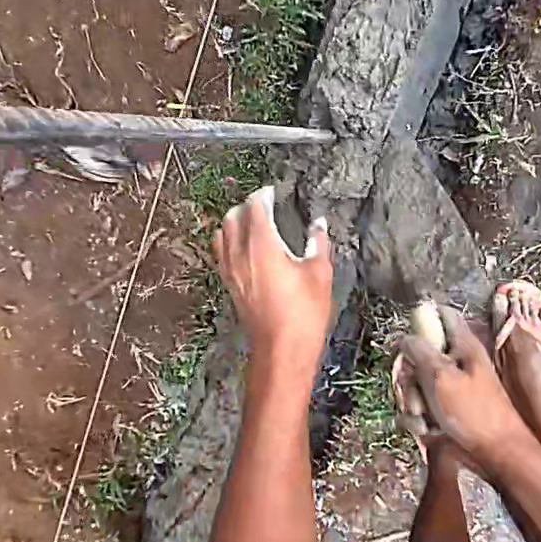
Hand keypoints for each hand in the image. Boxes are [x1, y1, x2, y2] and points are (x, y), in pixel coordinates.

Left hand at [214, 185, 333, 371]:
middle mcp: (240, 254)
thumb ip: (318, 242)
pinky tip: (246, 249)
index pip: (256, 207)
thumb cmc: (304, 313)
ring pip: (222, 233)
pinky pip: (221, 253)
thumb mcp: (319, 273)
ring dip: (235, 223)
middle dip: (248, 206)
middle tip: (266, 205)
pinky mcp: (229, 285)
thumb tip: (319, 224)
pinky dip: (229, 242)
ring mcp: (230, 270)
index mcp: (262, 245)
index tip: (275, 192)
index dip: (264, 194)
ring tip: (254, 223)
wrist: (281, 349)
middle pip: (233, 216)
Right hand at [396, 306, 535, 465]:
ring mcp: (451, 388)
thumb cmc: (474, 413)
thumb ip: (420, 351)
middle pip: (419, 354)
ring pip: (415, 383)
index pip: (442, 315)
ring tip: (422, 417)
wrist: (497, 455)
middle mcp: (456, 363)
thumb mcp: (442, 377)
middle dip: (409, 374)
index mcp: (463, 346)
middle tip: (414, 390)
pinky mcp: (445, 411)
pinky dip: (419, 419)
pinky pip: (420, 407)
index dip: (421, 321)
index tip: (406, 339)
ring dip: (412, 401)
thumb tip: (403, 337)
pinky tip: (426, 430)